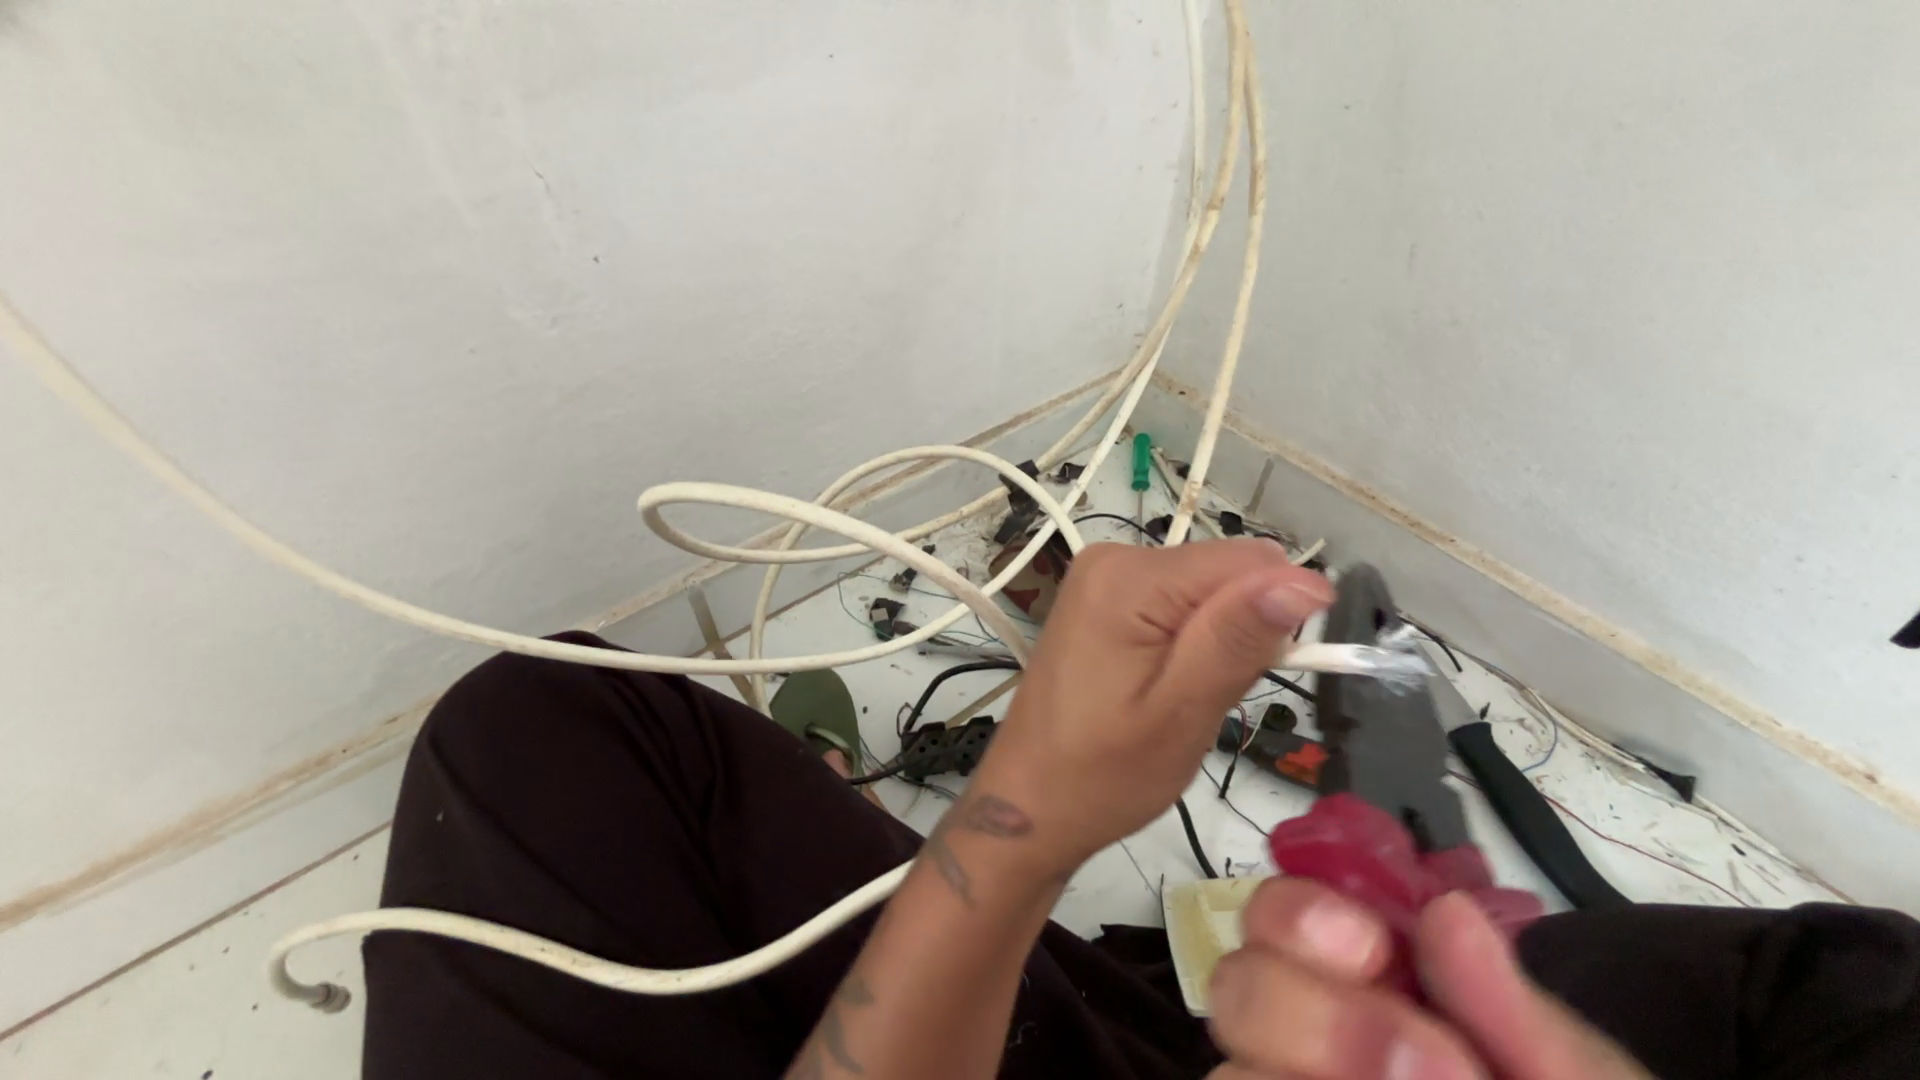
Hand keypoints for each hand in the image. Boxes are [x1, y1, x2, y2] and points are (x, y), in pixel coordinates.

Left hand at [972, 539, 1332, 875]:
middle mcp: (1113, 558)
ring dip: (1215, 641)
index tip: (1253, 675)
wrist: (1032, 801)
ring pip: (1208, 589)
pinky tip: (1161, 685)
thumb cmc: (1103, 774)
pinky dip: (1188, 642)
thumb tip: (1306, 579)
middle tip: (1205, 696)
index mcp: (1129, 577)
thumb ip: (1238, 639)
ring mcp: (1103, 577)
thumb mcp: (1181, 712)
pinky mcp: (1102, 599)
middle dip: (1240, 631)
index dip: (1274, 617)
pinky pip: (1177, 602)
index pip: (1251, 560)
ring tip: (1180, 696)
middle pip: (1227, 571)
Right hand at [1207, 879, 1651, 1078]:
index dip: (1298, 914)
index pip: (1276, 913)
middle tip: (1439, 1067)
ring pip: (1228, 1070)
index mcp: (1365, 982)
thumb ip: (1507, 1006)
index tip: (1373, 944)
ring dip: (1305, 1076)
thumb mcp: (1570, 1075)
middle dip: (1316, 1016)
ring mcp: (1284, 1078)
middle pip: (1236, 986)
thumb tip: (1446, 909)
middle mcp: (1308, 1029)